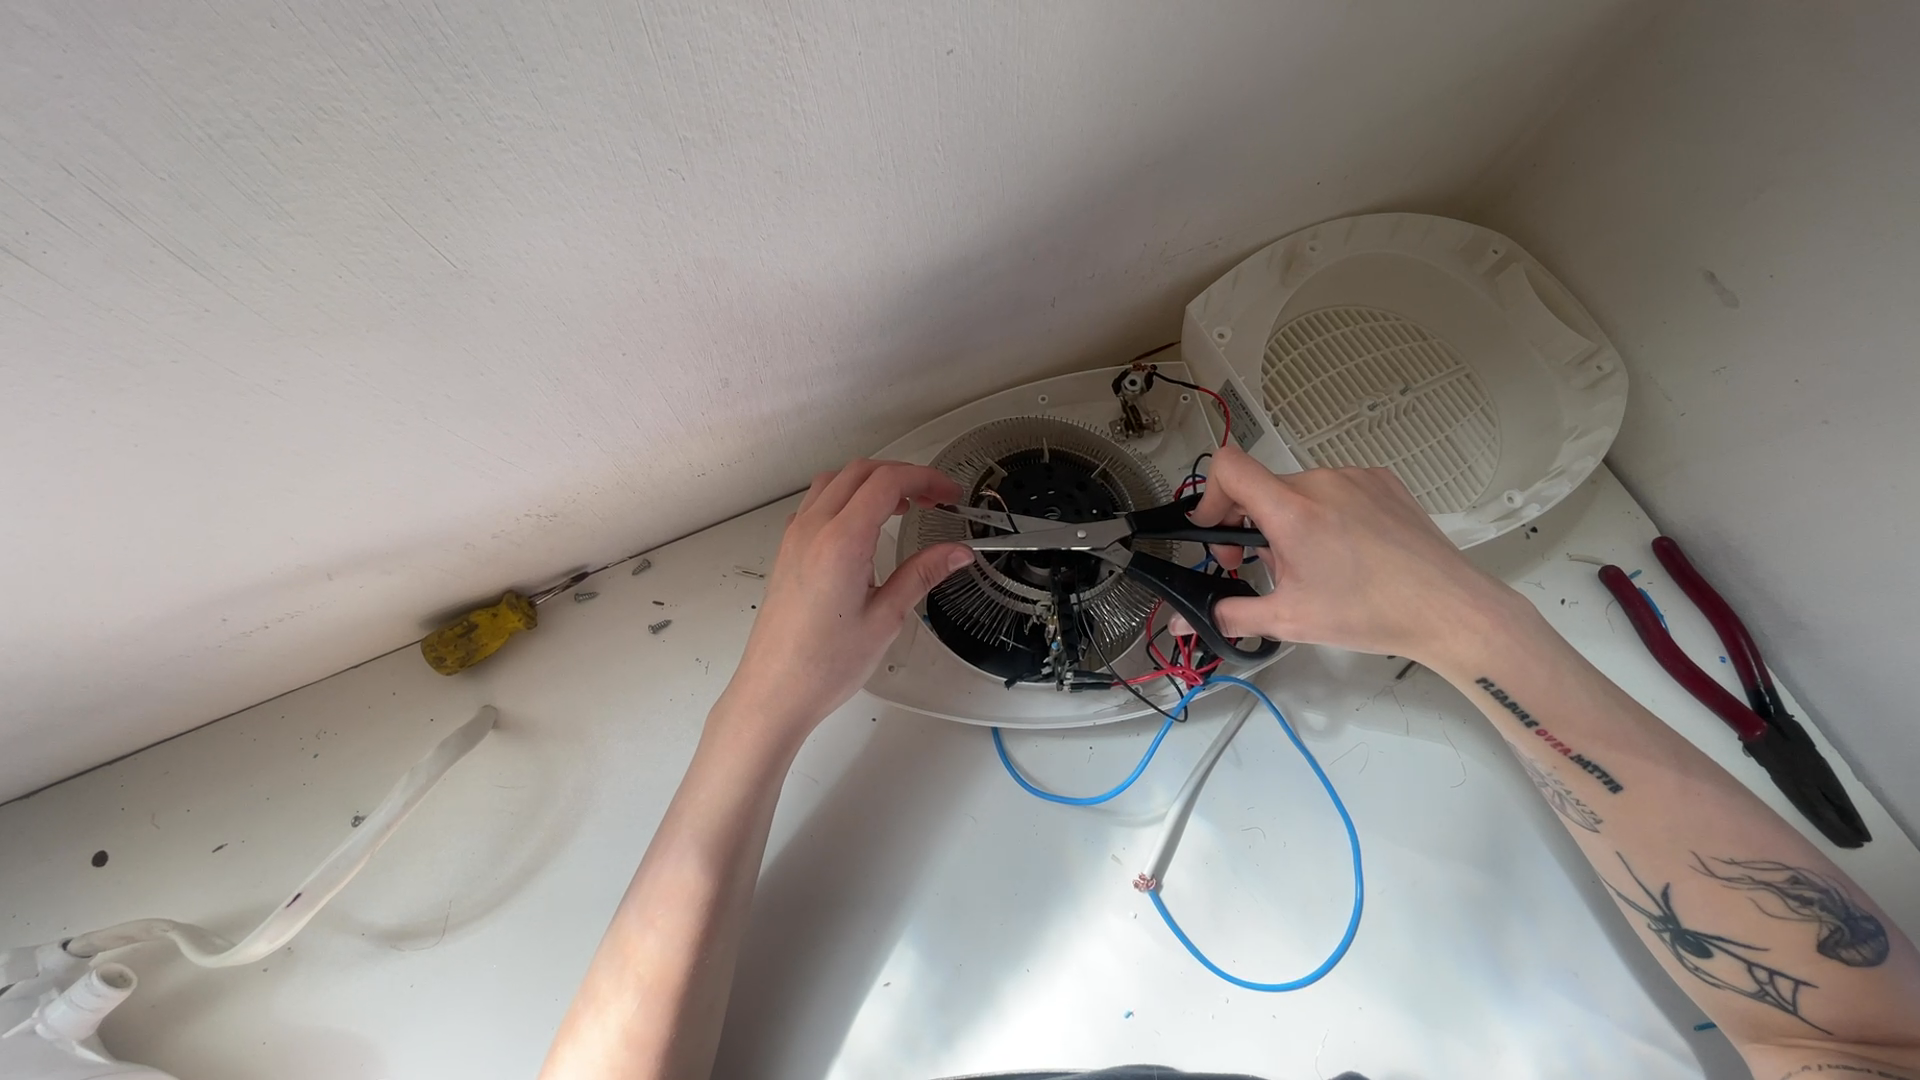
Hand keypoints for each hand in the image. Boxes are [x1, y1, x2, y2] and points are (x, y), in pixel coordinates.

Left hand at [715, 459, 973, 745]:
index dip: (926, 479)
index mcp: (841, 541)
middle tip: (935, 498)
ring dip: (873, 482)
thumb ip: (923, 574)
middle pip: (862, 471)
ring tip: (904, 507)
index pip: (888, 481)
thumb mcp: (886, 618)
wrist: (774, 692)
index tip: (950, 495)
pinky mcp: (787, 550)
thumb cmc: (823, 665)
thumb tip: (957, 552)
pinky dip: (847, 497)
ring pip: (836, 480)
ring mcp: (795, 537)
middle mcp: (812, 529)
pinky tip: (866, 525)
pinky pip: (817, 502)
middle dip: (903, 475)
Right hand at [1187, 444, 1523, 668]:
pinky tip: (1340, 549)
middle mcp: (1321, 483)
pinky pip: (1331, 488)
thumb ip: (1230, 615)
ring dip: (1285, 520)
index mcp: (1293, 511)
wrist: (1449, 609)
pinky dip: (1321, 513)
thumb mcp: (1289, 620)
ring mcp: (1354, 478)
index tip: (1212, 527)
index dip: (1208, 495)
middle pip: (1259, 486)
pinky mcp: (1380, 481)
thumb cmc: (1375, 611)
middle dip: (1246, 523)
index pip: (1228, 467)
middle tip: (1262, 563)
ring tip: (1309, 562)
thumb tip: (1190, 623)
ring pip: (1294, 489)